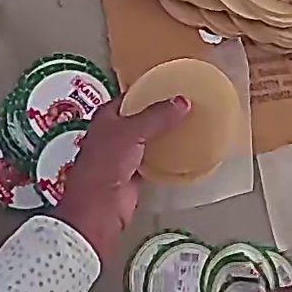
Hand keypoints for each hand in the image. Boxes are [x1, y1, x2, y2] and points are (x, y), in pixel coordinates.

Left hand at [52, 96, 190, 263]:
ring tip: (190, 122)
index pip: (132, 96)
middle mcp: (115, 133)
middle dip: (162, 111)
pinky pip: (155, 158)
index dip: (150, 89)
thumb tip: (183, 101)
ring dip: (166, 132)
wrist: (101, 207)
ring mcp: (125, 154)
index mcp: (107, 117)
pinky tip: (184, 148)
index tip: (173, 84)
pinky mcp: (136, 173)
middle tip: (187, 102)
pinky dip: (168, 153)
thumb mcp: (132, 132)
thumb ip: (157, 116)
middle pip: (142, 117)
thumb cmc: (105, 164)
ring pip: (150, 137)